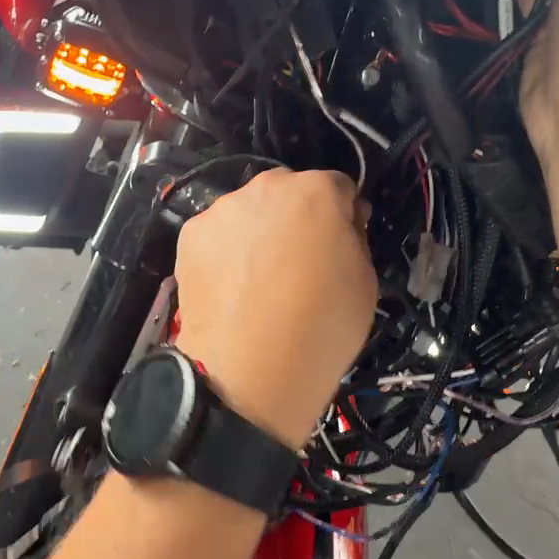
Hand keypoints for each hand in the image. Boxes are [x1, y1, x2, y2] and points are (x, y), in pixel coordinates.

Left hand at [172, 169, 377, 446]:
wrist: (251, 371)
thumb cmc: (322, 326)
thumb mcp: (367, 281)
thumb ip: (354, 238)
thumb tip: (342, 226)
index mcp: (318, 190)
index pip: (338, 188)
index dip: (343, 215)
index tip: (341, 244)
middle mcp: (267, 186)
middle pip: (288, 192)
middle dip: (296, 217)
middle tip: (298, 262)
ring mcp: (224, 209)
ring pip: (248, 211)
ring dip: (257, 232)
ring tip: (258, 280)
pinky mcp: (191, 235)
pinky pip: (217, 235)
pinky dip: (224, 252)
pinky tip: (230, 288)